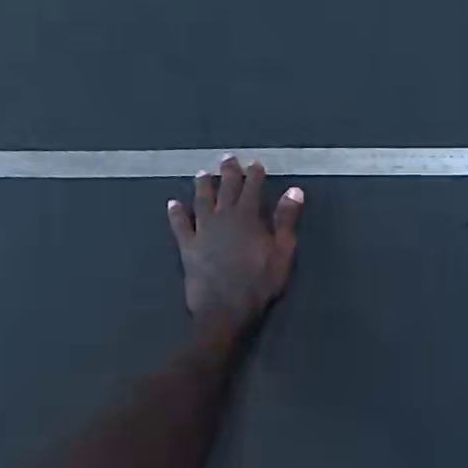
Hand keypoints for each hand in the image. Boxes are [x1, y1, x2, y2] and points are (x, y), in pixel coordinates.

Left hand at [166, 156, 303, 335]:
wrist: (224, 308)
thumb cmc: (259, 283)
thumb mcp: (283, 252)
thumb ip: (286, 220)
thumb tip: (294, 191)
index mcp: (248, 216)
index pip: (252, 188)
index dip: (254, 174)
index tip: (256, 163)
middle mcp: (223, 217)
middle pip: (225, 188)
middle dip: (228, 172)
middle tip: (228, 158)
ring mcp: (202, 230)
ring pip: (201, 200)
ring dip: (202, 185)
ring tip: (202, 173)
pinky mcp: (187, 246)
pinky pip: (180, 224)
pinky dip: (176, 213)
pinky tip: (172, 203)